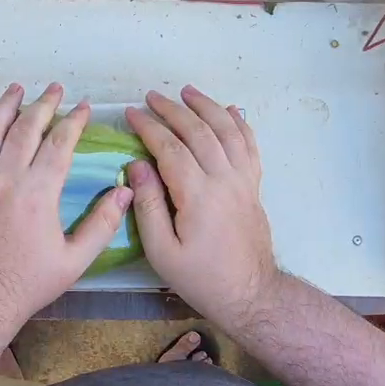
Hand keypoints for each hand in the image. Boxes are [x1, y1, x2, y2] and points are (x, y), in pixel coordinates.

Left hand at [0, 83, 131, 331]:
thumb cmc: (27, 283)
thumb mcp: (74, 260)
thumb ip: (102, 224)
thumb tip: (125, 191)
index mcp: (39, 192)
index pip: (60, 143)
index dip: (74, 121)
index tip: (84, 107)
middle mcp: (6, 178)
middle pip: (27, 129)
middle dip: (44, 104)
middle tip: (55, 89)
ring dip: (6, 105)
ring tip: (17, 88)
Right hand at [124, 86, 279, 329]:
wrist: (249, 293)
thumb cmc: (200, 277)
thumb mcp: (162, 251)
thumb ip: (148, 206)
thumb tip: (137, 166)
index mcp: (198, 195)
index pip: (170, 148)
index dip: (149, 127)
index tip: (130, 113)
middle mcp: (224, 180)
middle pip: (199, 132)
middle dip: (173, 110)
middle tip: (151, 96)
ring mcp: (244, 181)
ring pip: (227, 131)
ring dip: (207, 107)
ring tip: (188, 92)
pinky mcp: (254, 186)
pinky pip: (250, 146)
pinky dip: (240, 124)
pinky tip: (231, 111)